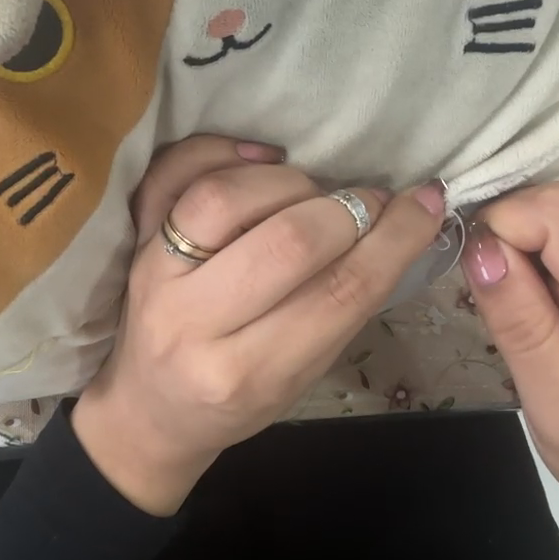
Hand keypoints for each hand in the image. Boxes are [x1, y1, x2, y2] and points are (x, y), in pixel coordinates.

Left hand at [73, 135, 447, 515]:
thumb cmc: (236, 400)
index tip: (425, 204)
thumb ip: (342, 306)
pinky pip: (168, 176)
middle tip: (367, 202)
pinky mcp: (134, 242)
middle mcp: (194, 324)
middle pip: (286, 244)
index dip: (393, 240)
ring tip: (311, 189)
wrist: (150, 409)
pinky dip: (218, 150)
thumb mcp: (299, 377)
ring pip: (223, 200)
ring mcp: (155, 277)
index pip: (338, 295)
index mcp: (250, 374)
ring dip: (287, 181)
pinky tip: (259, 158)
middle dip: (346, 211)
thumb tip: (400, 221)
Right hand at [461, 184, 558, 559]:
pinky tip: (537, 307)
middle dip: (501, 237)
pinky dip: (535, 257)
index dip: (497, 229)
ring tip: (512, 312)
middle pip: (554, 206)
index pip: (552, 213)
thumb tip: (481, 248)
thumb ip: (524, 328)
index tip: (473, 282)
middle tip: (487, 304)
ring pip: (557, 215)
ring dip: (516, 248)